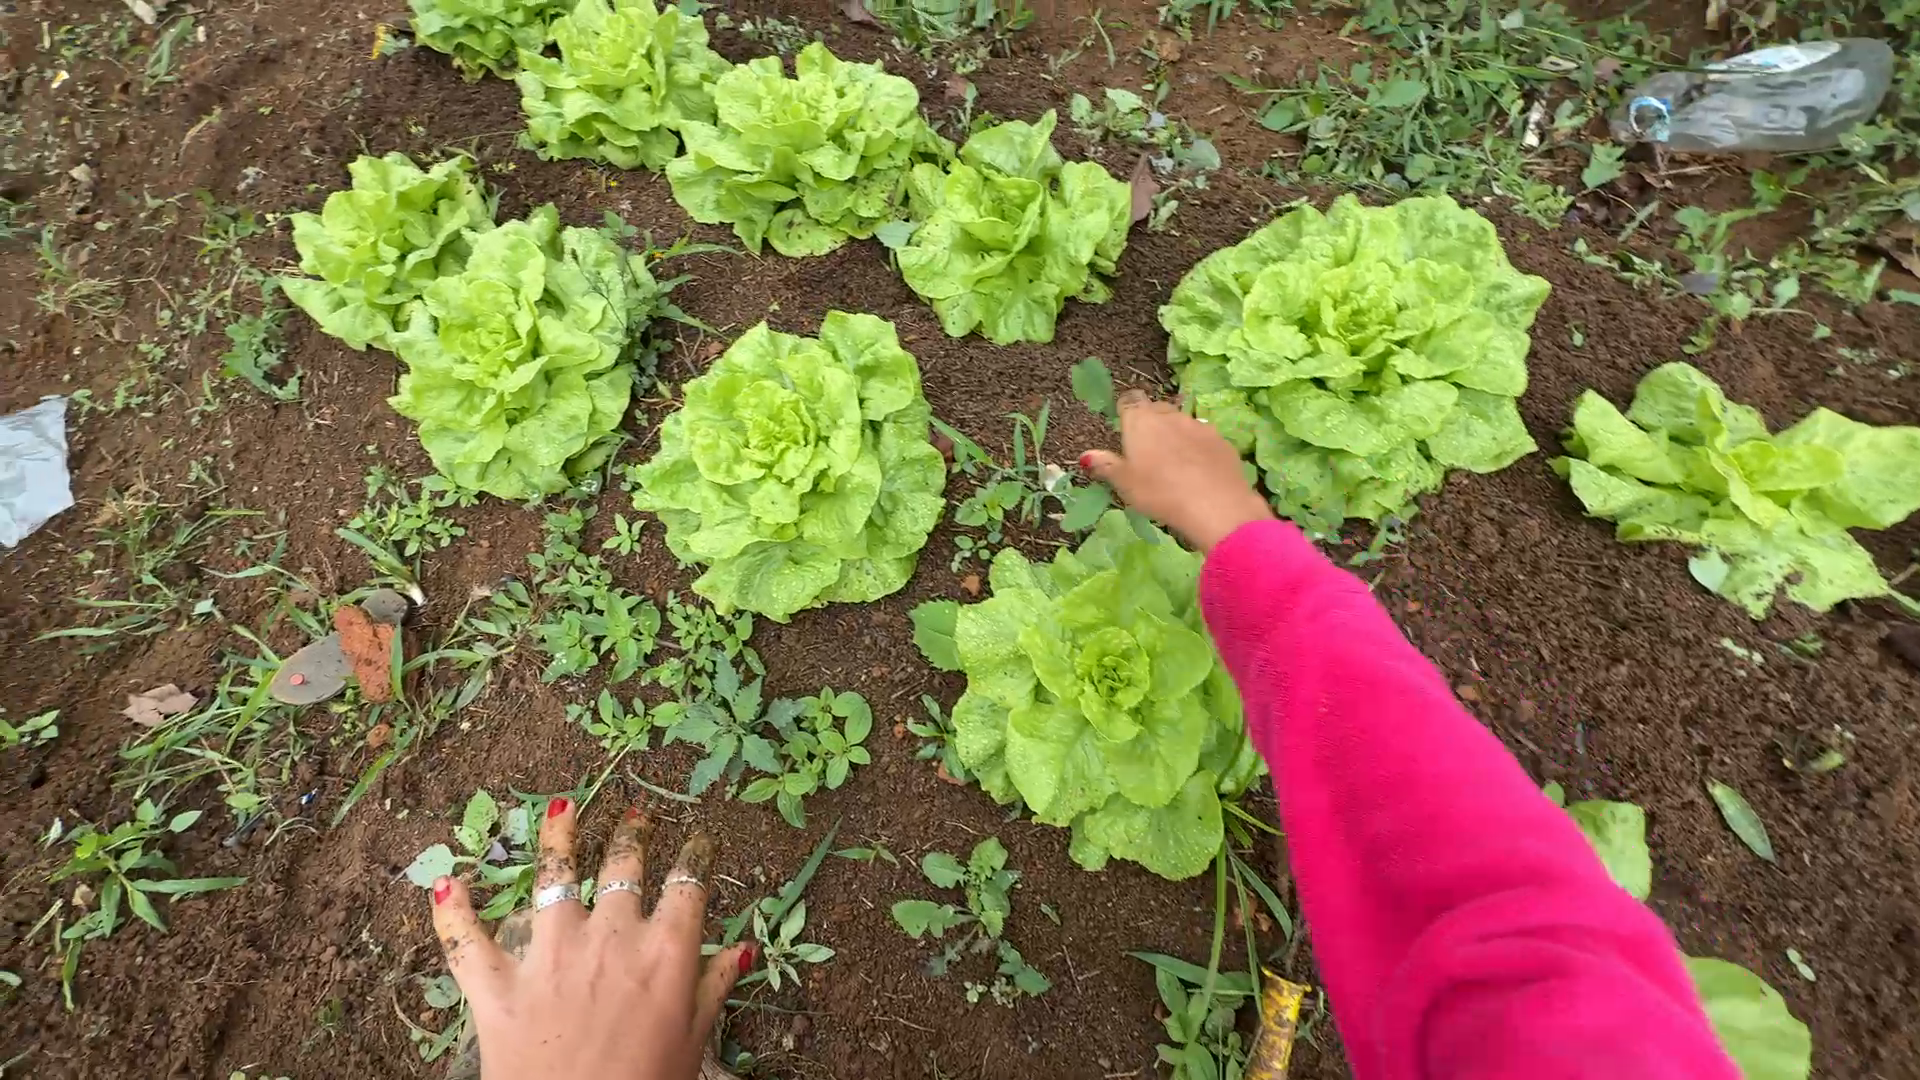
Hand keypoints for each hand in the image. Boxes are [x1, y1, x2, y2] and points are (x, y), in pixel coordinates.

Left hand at [430, 798, 752, 1079]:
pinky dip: (453, 914)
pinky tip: (445, 884)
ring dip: (559, 837)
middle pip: (624, 864)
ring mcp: (551, 955)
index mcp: (665, 947)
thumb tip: (744, 948)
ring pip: (553, 877)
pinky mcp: (499, 989)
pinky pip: (468, 944)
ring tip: (564, 809)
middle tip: (637, 817)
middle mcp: (610, 935)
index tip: (701, 840)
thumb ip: (715, 985)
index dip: (698, 853)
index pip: (689, 880)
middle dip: (633, 834)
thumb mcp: (693, 1039)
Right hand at [1080, 391, 1273, 552]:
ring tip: (1172, 463)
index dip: (1125, 411)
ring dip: (1174, 435)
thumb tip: (1086, 455)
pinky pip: (1202, 437)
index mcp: (1140, 421)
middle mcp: (1169, 415)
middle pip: (1156, 409)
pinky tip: (1196, 470)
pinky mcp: (1221, 440)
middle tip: (1145, 450)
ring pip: (1181, 422)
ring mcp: (1198, 425)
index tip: (1124, 428)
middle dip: (1150, 422)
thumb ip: (1105, 465)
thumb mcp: (1124, 484)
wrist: (1215, 504)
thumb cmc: (1159, 492)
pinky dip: (1196, 447)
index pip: (1128, 401)